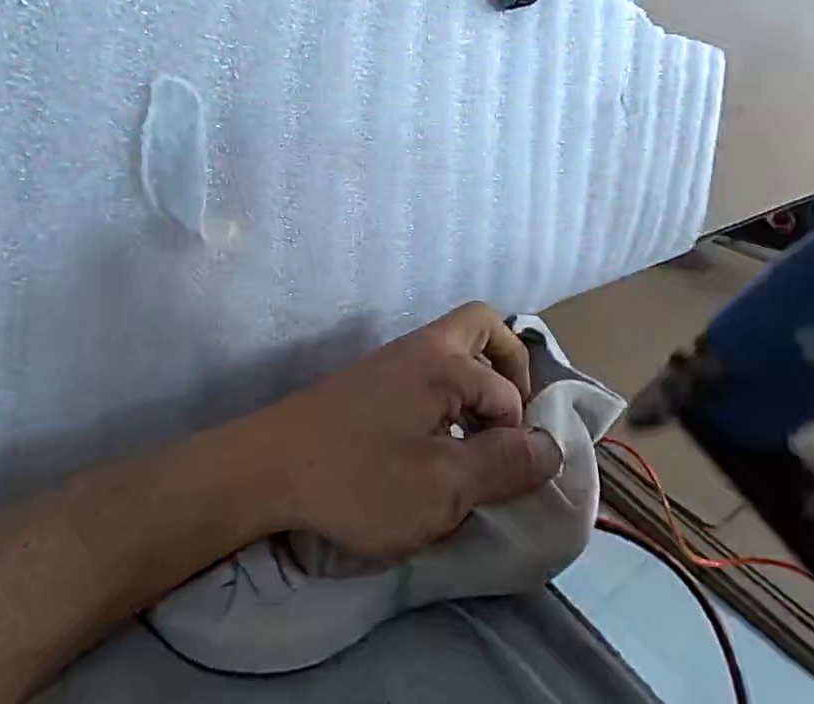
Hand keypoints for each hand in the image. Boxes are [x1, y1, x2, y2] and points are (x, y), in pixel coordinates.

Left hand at [245, 302, 562, 563]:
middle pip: (484, 326)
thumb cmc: (359, 479)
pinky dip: (446, 396)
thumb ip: (505, 466)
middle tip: (509, 418)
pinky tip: (433, 443)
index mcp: (447, 362)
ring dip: (476, 383)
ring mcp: (391, 361)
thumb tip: (552, 447)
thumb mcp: (443, 488)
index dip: (520, 437)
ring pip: (453, 349)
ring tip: (474, 439)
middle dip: (509, 365)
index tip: (509, 479)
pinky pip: (426, 372)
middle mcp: (422, 347)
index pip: (508, 394)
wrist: (262, 470)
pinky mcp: (368, 382)